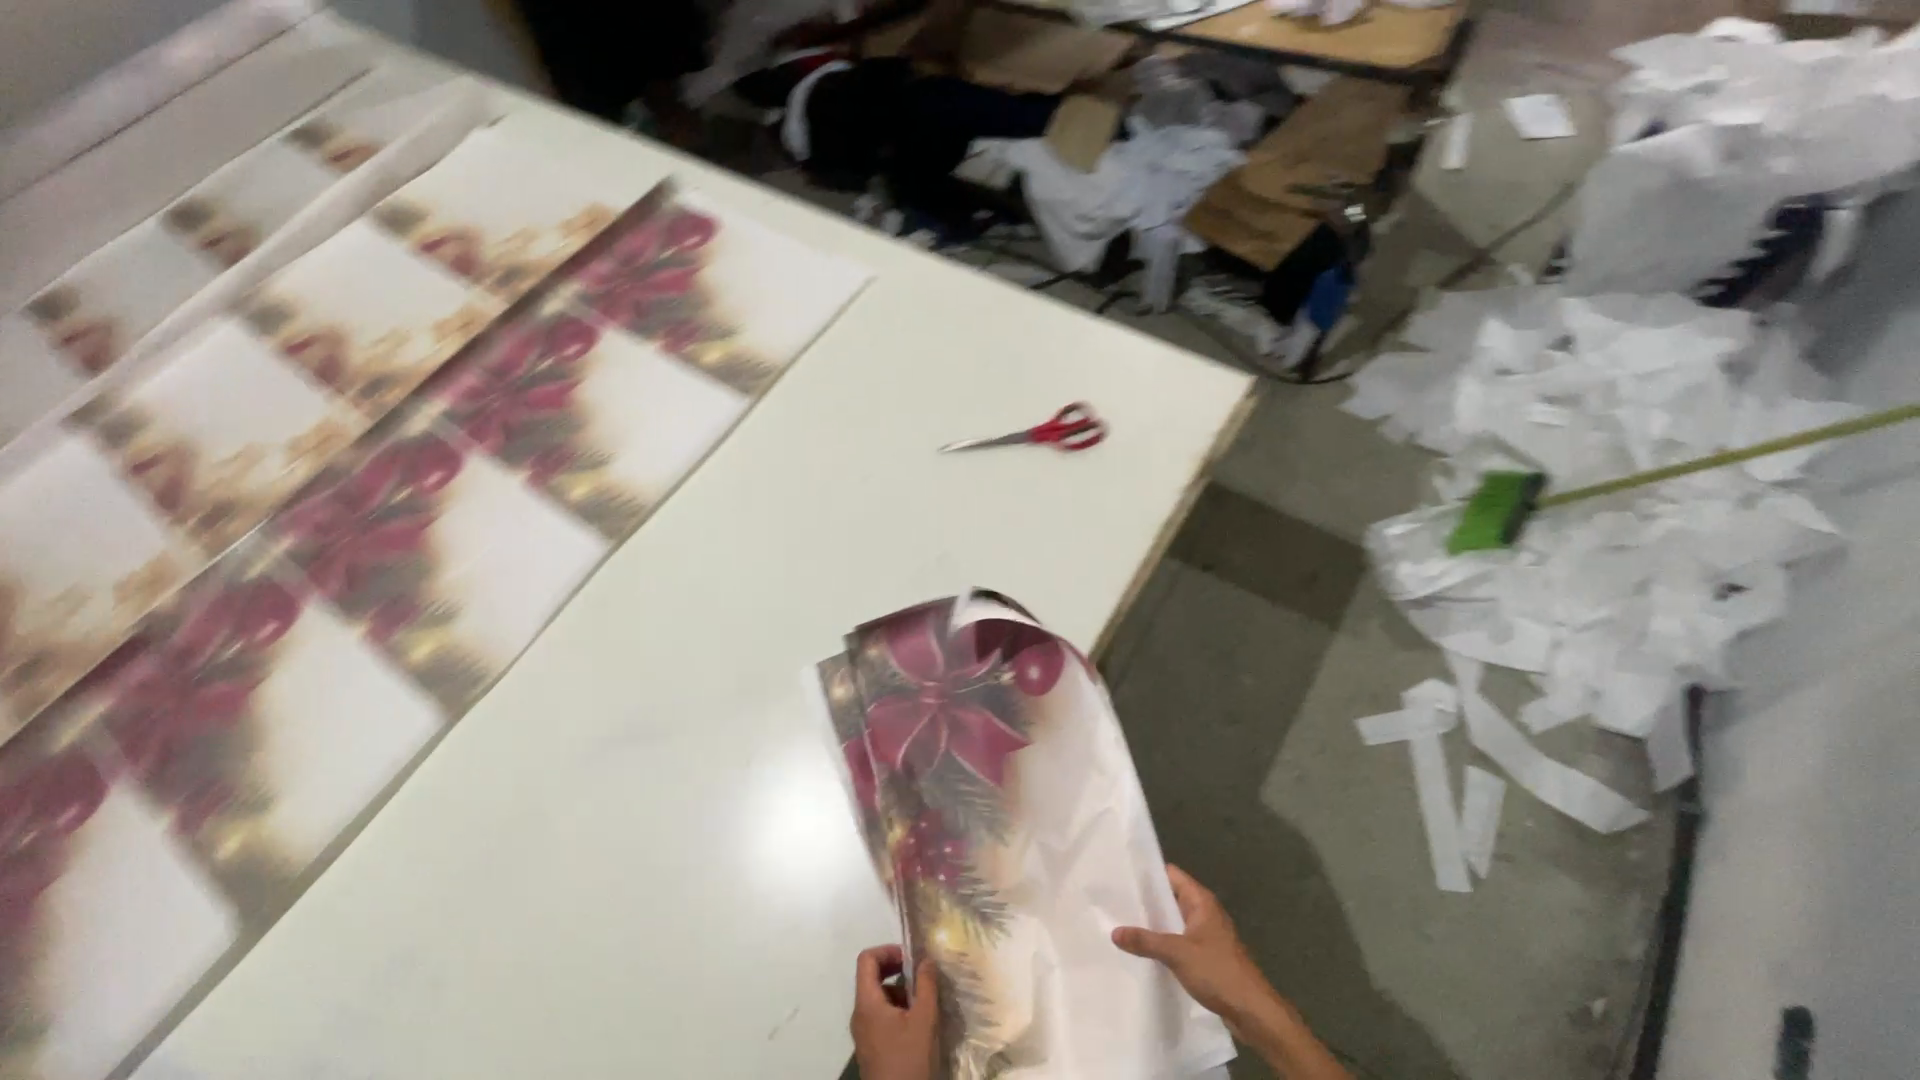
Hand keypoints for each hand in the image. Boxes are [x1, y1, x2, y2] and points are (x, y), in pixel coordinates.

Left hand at [850, 945, 939, 1079]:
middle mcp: (860, 1013)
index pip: (866, 959)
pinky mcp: (870, 1044)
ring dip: (899, 990)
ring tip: (923, 999)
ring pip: (877, 996)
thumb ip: (926, 985)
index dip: (888, 950)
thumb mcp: (924, 1019)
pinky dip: (897, 1007)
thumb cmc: (909, 1059)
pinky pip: (880, 1014)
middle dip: (896, 969)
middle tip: (920, 975)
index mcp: (867, 1002)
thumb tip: (926, 959)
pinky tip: (918, 1020)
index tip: (911, 958)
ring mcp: (863, 1031)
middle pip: (870, 976)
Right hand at [1111, 864, 1285, 1036]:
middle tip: (1113, 901)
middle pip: (1170, 897)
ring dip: (1153, 924)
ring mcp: (1206, 935)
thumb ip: (1146, 941)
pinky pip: (1178, 941)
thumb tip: (1115, 931)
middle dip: (1145, 900)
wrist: (1252, 1010)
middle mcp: (1204, 912)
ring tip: (1121, 924)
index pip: (1171, 874)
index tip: (1120, 875)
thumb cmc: (1218, 971)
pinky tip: (1142, 950)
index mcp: (1201, 901)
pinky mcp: (1205, 956)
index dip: (1148, 873)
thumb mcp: (1177, 953)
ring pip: (1173, 921)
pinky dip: (1162, 942)